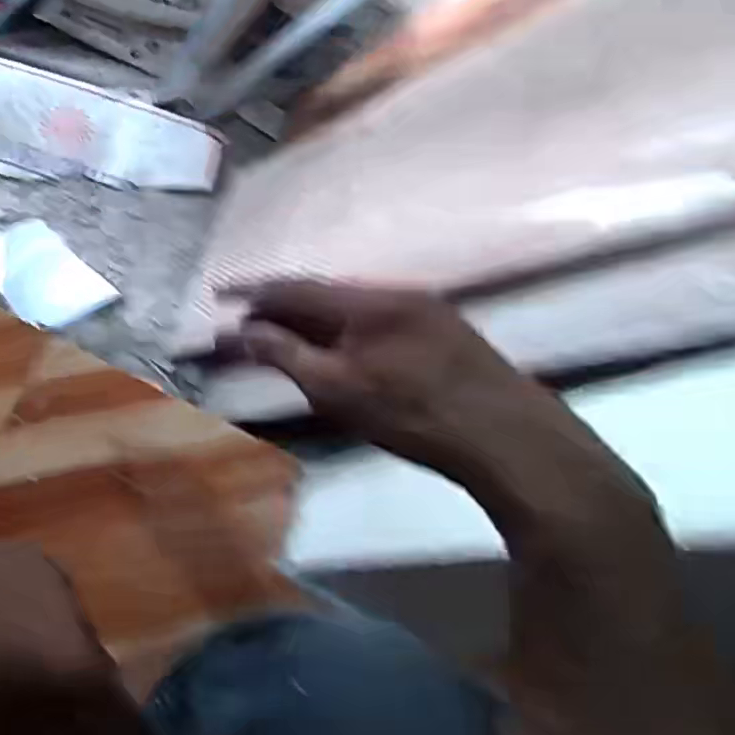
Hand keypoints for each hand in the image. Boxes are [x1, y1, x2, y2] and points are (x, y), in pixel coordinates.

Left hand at [0, 532, 139, 734]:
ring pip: (70, 620)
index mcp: (77, 660)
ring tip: (16, 650)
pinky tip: (1, 612)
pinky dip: (37, 608)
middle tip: (54, 700)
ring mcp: (53, 574)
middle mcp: (79, 610)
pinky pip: (46, 591)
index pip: (123, 708)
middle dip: (82, 685)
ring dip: (57, 641)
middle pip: (94, 659)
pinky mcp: (27, 550)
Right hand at [231, 281, 592, 484]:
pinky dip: (336, 330)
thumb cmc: (413, 415)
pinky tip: (327, 347)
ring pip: (347, 308)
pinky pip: (371, 320)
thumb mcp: (333, 387)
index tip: (216, 294)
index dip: (250, 291)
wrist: (517, 446)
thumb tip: (237, 330)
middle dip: (276, 308)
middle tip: (242, 326)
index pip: (294, 287)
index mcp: (370, 302)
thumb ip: (281, 353)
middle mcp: (398, 295)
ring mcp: (426, 312)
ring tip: (277, 338)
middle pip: (321, 294)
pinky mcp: (443, 334)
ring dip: (306, 320)